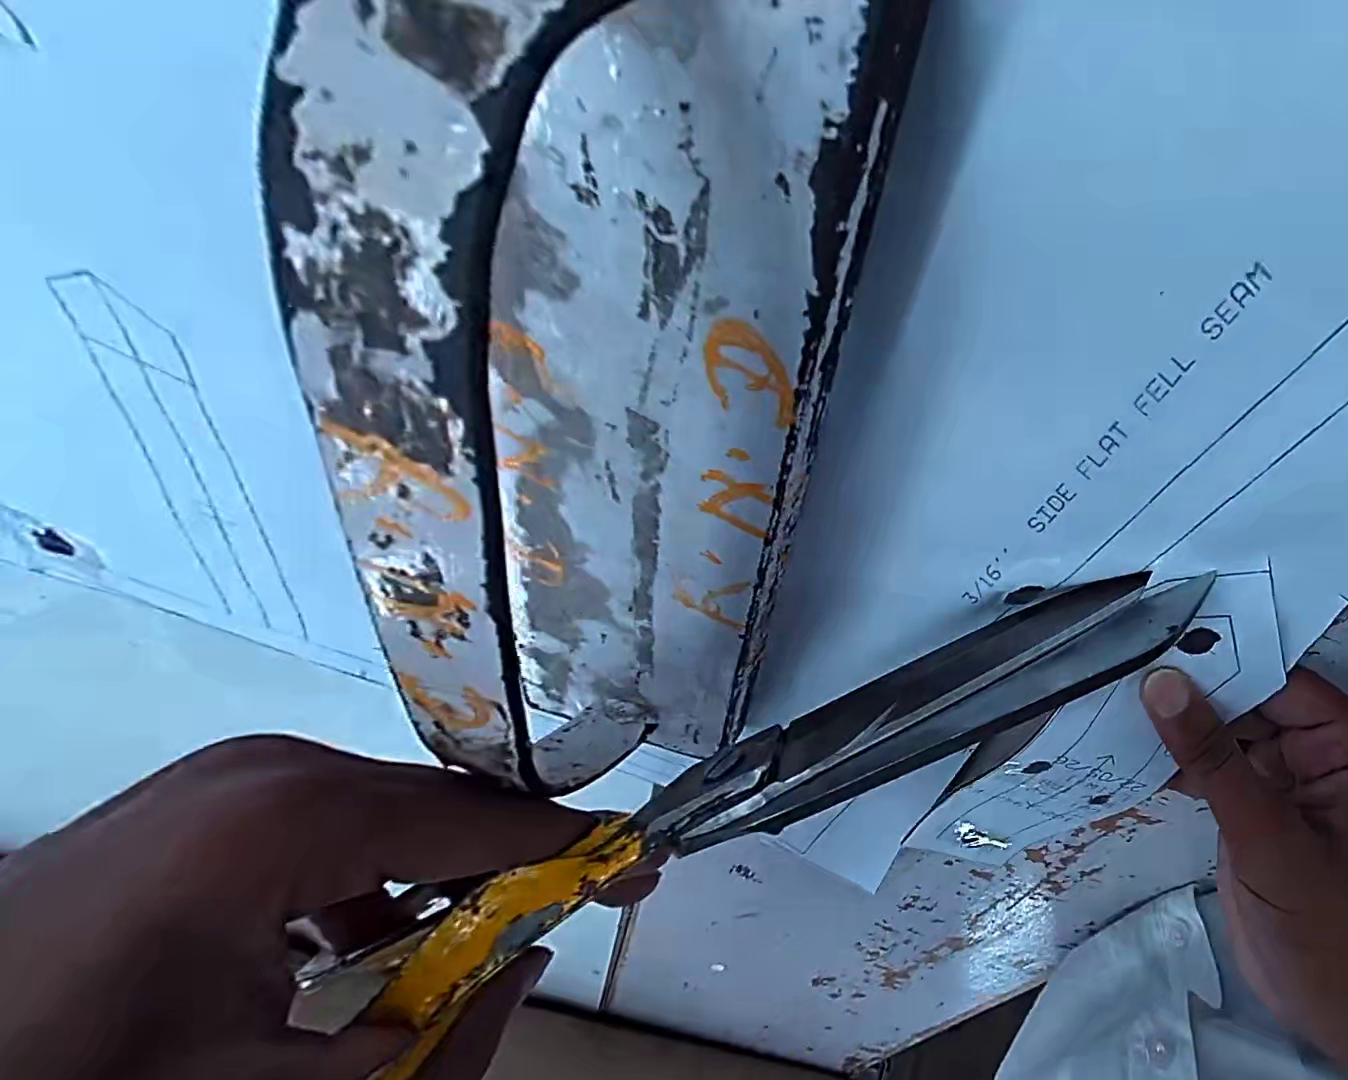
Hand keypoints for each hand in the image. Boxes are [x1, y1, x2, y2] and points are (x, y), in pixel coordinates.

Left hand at [0, 736, 661, 1079]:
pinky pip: (347, 817)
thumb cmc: (70, 1069)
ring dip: (449, 871)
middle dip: (517, 863)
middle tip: (579, 897)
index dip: (573, 851)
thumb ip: (417, 1041)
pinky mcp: (225, 784)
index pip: (481, 826)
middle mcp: (281, 768)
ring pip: (403, 812)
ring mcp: (246, 769)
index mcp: (288, 823)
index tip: (641, 862)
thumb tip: (524, 968)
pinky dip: (382, 871)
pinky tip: (369, 933)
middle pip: (449, 811)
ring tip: (474, 931)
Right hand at [1144, 669, 1347, 1078]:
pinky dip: (1175, 756)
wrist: (1344, 1016)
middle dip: (1188, 690)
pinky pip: (1211, 758)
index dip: (1214, 660)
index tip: (1149, 648)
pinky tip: (1129, 746)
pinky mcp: (1256, 794)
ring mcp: (1286, 769)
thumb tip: (1162, 683)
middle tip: (1119, 672)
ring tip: (1112, 700)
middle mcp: (1321, 744)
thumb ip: (1212, 759)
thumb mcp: (1268, 839)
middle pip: (1244, 694)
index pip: (1274, 676)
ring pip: (1222, 723)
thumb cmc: (1331, 932)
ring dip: (1175, 722)